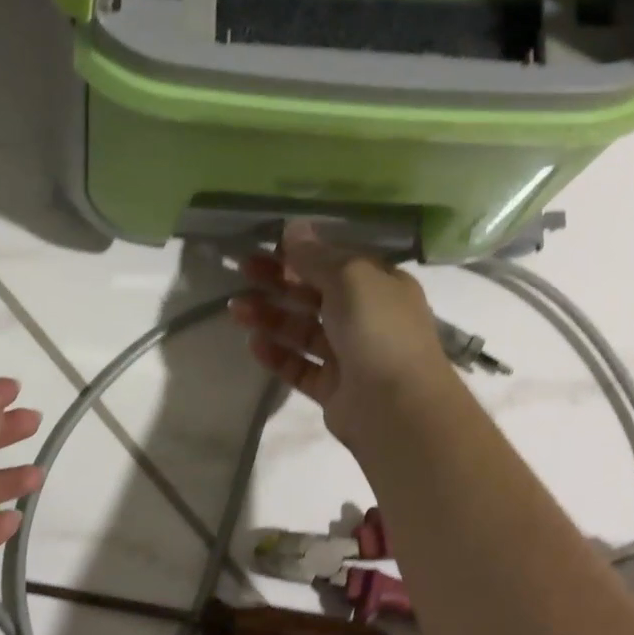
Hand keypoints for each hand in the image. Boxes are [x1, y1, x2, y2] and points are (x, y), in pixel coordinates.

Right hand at [229, 219, 454, 449]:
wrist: (397, 407)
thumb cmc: (378, 330)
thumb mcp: (350, 278)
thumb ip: (317, 255)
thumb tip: (293, 227)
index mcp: (381, 286)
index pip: (337, 263)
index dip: (302, 253)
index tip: (266, 247)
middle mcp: (367, 318)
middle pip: (315, 295)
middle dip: (278, 281)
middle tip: (242, 270)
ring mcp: (350, 355)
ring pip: (302, 330)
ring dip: (270, 316)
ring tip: (235, 310)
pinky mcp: (332, 388)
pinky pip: (298, 366)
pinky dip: (276, 354)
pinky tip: (254, 343)